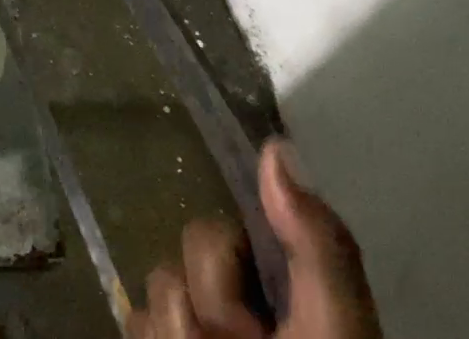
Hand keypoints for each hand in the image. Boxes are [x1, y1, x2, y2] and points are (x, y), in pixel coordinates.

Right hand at [128, 140, 380, 338]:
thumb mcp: (338, 327)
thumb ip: (316, 244)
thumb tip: (275, 149)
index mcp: (284, 274)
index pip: (231, 218)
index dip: (228, 256)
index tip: (256, 304)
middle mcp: (239, 290)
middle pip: (187, 248)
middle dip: (211, 302)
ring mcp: (194, 322)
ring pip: (155, 286)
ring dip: (180, 332)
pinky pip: (131, 318)